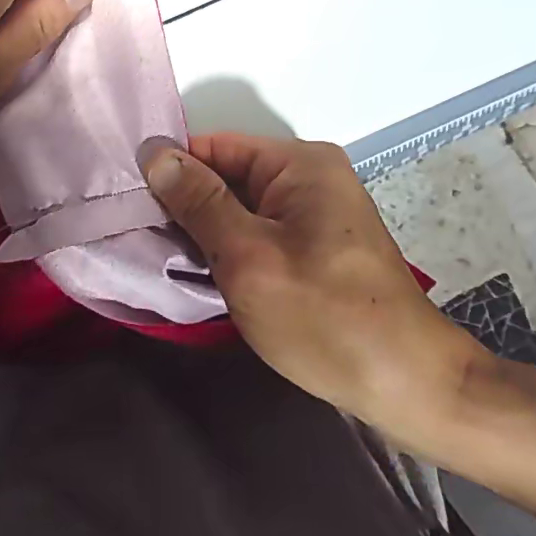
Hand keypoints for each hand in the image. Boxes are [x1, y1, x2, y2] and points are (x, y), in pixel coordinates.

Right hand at [140, 134, 490, 446]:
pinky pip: (255, 232)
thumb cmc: (324, 317)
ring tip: (157, 256)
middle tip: (136, 236)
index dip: (169, 171)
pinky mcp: (312, 246)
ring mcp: (312, 213)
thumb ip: (198, 202)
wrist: (409, 388)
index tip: (126, 201)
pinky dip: (226, 249)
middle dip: (183, 204)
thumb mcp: (248, 256)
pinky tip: (196, 272)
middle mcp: (308, 177)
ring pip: (236, 208)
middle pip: (224, 176)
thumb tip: (154, 153)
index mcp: (298, 164)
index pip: (213, 147)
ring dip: (201, 231)